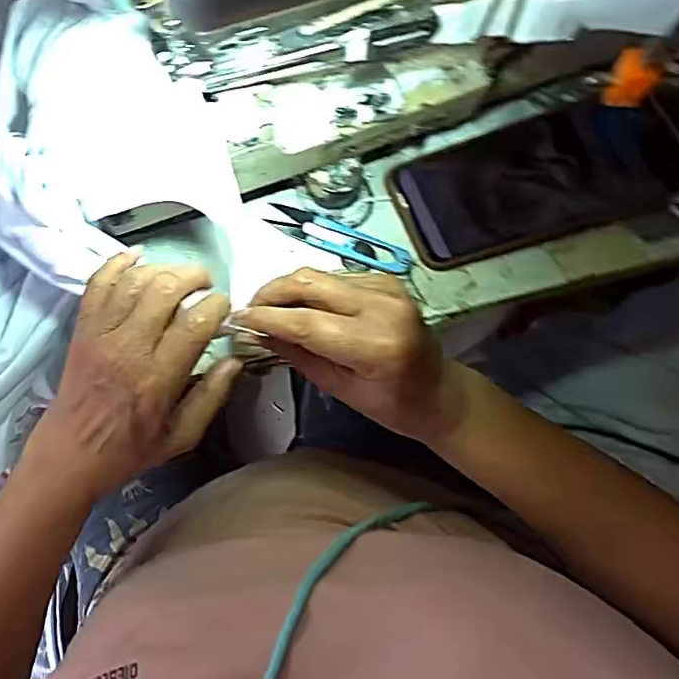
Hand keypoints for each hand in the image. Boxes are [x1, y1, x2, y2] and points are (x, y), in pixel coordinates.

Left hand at [18, 251, 243, 500]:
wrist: (71, 451)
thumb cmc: (128, 449)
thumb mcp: (180, 437)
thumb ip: (211, 397)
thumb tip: (233, 360)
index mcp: (157, 378)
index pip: (193, 323)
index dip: (216, 306)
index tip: (224, 306)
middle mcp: (128, 348)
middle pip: (164, 290)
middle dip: (193, 277)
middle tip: (206, 283)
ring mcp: (101, 333)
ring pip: (133, 281)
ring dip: (161, 268)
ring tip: (178, 274)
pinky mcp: (83, 328)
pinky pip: (97, 284)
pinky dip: (116, 264)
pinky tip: (136, 256)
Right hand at [235, 268, 464, 443]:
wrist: (440, 390)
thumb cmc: (392, 403)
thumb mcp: (338, 387)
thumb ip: (296, 354)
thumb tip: (255, 332)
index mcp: (375, 343)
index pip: (304, 321)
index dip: (264, 318)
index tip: (237, 320)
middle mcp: (382, 306)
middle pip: (307, 283)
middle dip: (269, 294)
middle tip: (249, 311)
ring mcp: (385, 287)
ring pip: (315, 275)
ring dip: (285, 289)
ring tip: (268, 309)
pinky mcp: (383, 278)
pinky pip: (330, 276)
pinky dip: (307, 289)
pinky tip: (299, 307)